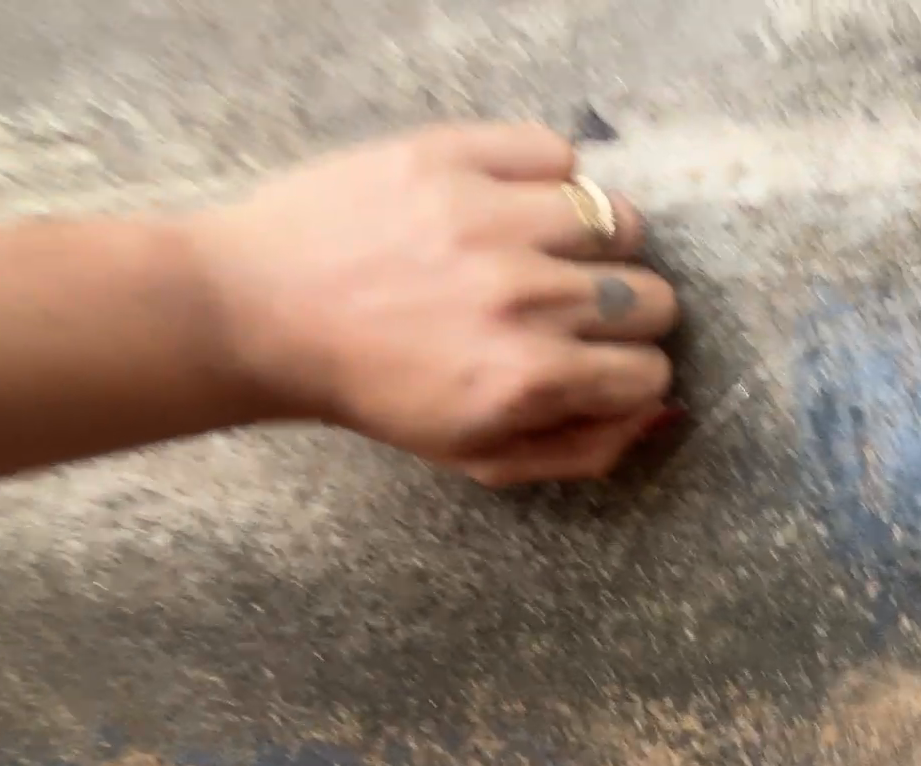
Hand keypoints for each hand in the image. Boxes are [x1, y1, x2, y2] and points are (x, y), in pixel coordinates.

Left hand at [182, 122, 680, 484]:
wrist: (258, 312)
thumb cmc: (380, 396)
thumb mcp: (484, 457)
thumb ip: (586, 449)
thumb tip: (662, 411)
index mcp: (533, 380)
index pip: (652, 371)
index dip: (632, 374)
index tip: (603, 365)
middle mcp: (527, 300)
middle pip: (654, 298)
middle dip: (628, 316)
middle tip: (582, 312)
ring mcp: (492, 220)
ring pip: (622, 222)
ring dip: (602, 246)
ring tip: (558, 253)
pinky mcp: (452, 156)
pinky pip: (559, 153)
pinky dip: (554, 180)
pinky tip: (522, 205)